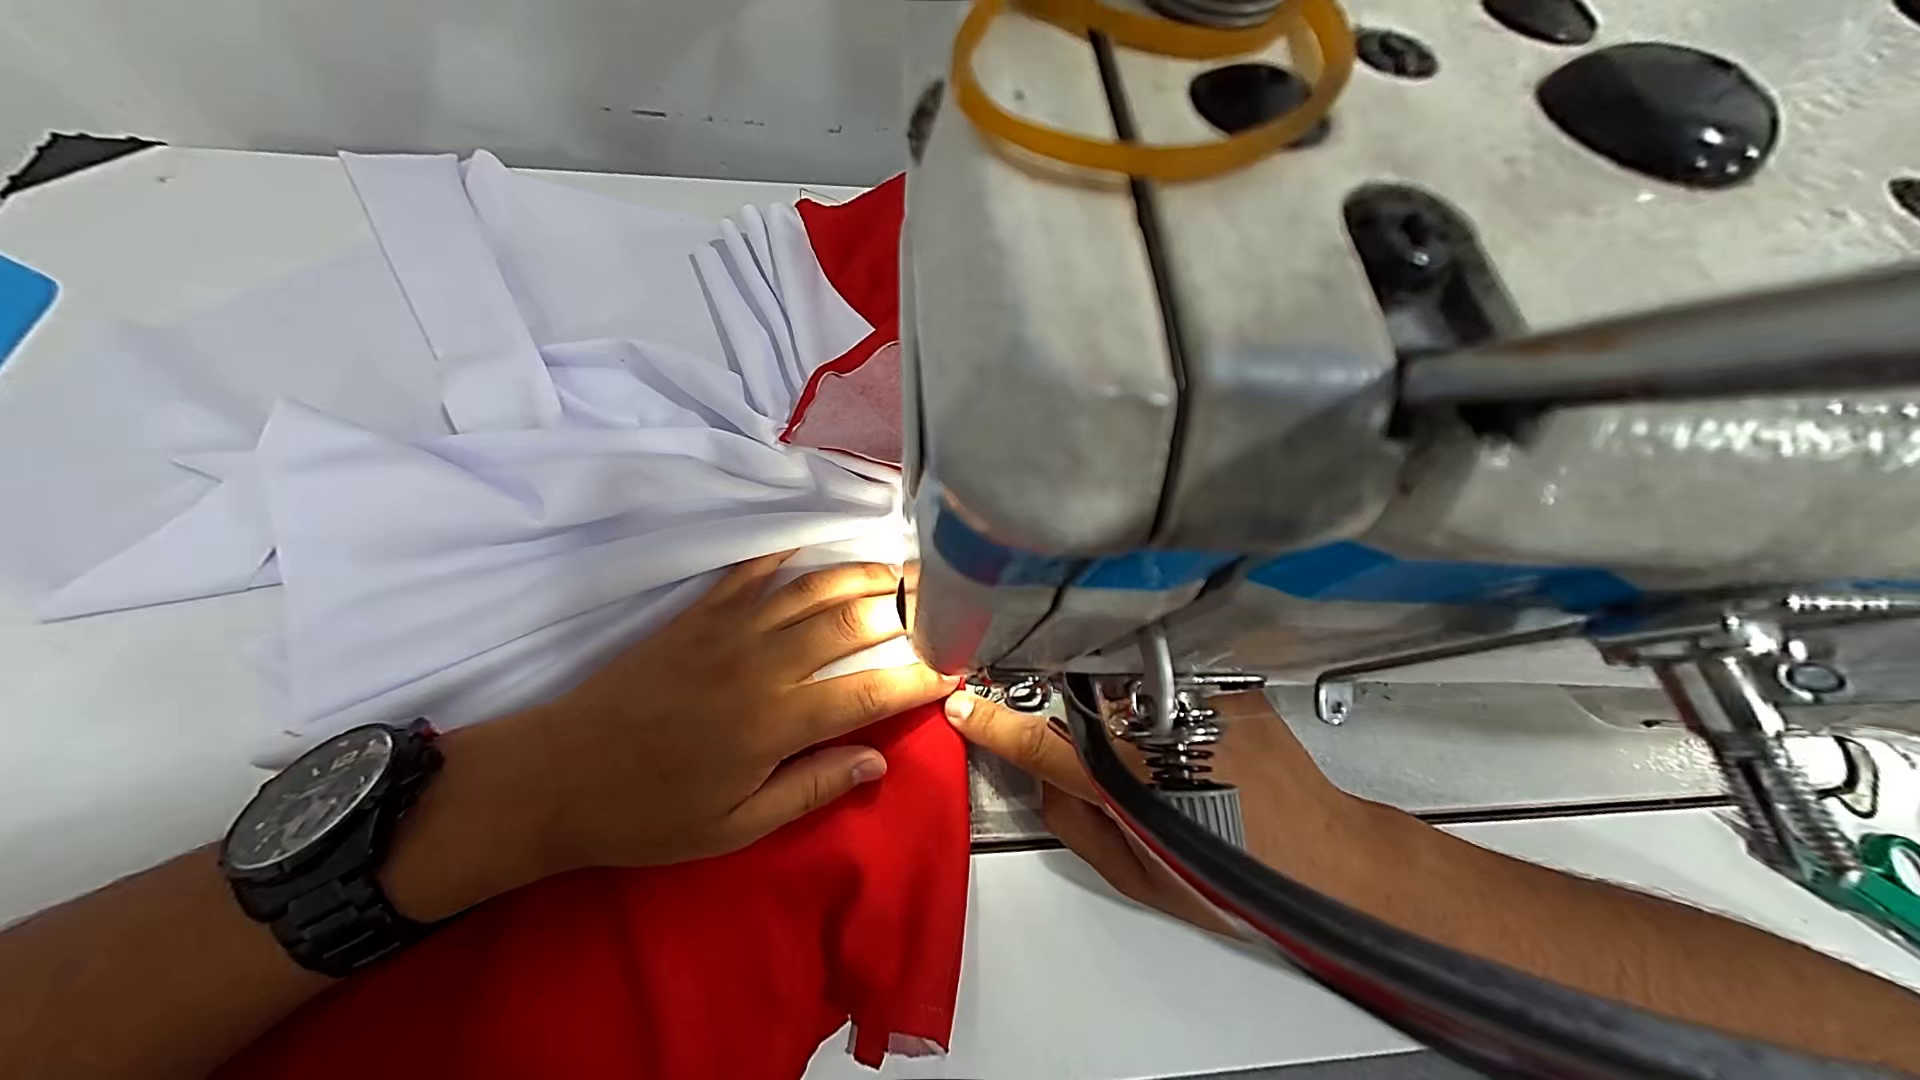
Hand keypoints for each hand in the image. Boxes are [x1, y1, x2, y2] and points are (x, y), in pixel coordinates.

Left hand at [388, 552, 961, 918]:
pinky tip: (809, 545)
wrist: (557, 776)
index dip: (919, 678)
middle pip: (850, 621)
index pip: (869, 690)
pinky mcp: (698, 614)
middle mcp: (762, 664)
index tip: (954, 668)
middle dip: (903, 609)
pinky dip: (784, 554)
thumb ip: (812, 787)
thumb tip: (878, 761)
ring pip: (810, 587)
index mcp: (775, 721)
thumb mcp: (736, 827)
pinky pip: (751, 572)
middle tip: (937, 601)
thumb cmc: (650, 812)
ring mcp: (728, 629)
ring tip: (896, 569)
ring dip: (859, 574)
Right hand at [944, 690, 1234, 933]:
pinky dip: (1148, 688)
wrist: (1328, 856)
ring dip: (1104, 699)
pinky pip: (1159, 674)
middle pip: (1073, 698)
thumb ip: (1075, 824)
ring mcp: (1191, 698)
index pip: (1038, 740)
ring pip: (1114, 680)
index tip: (964, 706)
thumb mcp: (1138, 876)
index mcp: (1126, 780)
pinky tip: (1172, 721)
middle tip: (1062, 729)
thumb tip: (1046, 778)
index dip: (994, 721)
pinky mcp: (1221, 681)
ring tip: (1138, 739)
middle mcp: (1157, 728)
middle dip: (1055, 708)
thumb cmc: (1240, 880)